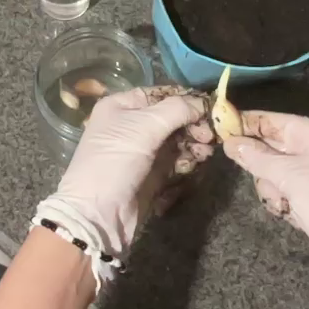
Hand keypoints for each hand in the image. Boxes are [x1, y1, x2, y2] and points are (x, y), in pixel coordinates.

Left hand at [51, 86, 213, 256]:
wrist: (99, 213)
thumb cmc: (116, 160)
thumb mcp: (144, 127)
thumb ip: (176, 110)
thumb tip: (202, 101)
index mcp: (120, 106)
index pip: (159, 94)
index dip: (184, 98)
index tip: (209, 106)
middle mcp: (130, 125)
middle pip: (171, 117)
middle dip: (192, 123)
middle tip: (209, 135)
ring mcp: (141, 150)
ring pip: (176, 139)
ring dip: (194, 142)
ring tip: (206, 151)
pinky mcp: (151, 173)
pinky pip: (175, 159)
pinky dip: (188, 158)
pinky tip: (198, 162)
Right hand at [223, 111, 308, 308]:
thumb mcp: (290, 181)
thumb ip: (257, 158)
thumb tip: (230, 142)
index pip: (273, 120)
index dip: (245, 125)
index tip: (217, 133)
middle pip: (276, 146)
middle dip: (265, 170)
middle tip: (269, 190)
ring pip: (282, 171)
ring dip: (277, 190)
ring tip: (286, 208)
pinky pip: (297, 188)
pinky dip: (291, 201)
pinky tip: (296, 217)